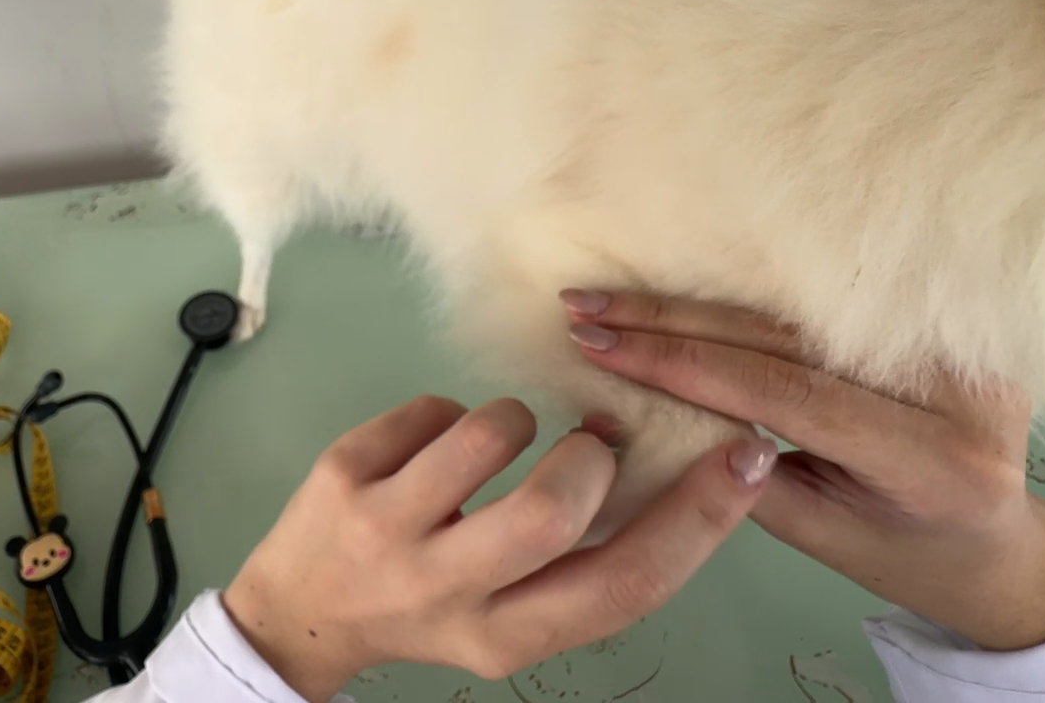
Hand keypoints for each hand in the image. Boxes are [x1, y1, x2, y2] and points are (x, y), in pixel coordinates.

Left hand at [221, 395, 776, 700]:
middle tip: (581, 441)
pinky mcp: (343, 472)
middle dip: (585, 457)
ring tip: (495, 434)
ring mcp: (384, 527)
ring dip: (510, 416)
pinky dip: (445, 411)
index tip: (742, 459)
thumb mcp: (498, 612)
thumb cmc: (419, 603)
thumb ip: (561, 556)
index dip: (696, 522)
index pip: (620, 587)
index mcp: (506, 637)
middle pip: (550, 510)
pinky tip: (427, 441)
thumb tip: (620, 456)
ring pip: (484, 435)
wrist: (303, 607)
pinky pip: (428, 408)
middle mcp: (446, 589)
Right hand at [564, 289, 1044, 650]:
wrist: (992, 544)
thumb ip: (734, 464)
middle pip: (773, 337)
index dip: (678, 364)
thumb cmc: (894, 551)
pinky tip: (664, 287)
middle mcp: (953, 389)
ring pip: (779, 309)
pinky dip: (724, 294)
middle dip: (664, 321)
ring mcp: (944, 345)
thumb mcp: (809, 527)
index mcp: (933, 460)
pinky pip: (801, 302)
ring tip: (604, 298)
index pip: (780, 391)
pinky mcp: (918, 323)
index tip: (594, 348)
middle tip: (582, 309)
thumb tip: (636, 403)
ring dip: (681, 302)